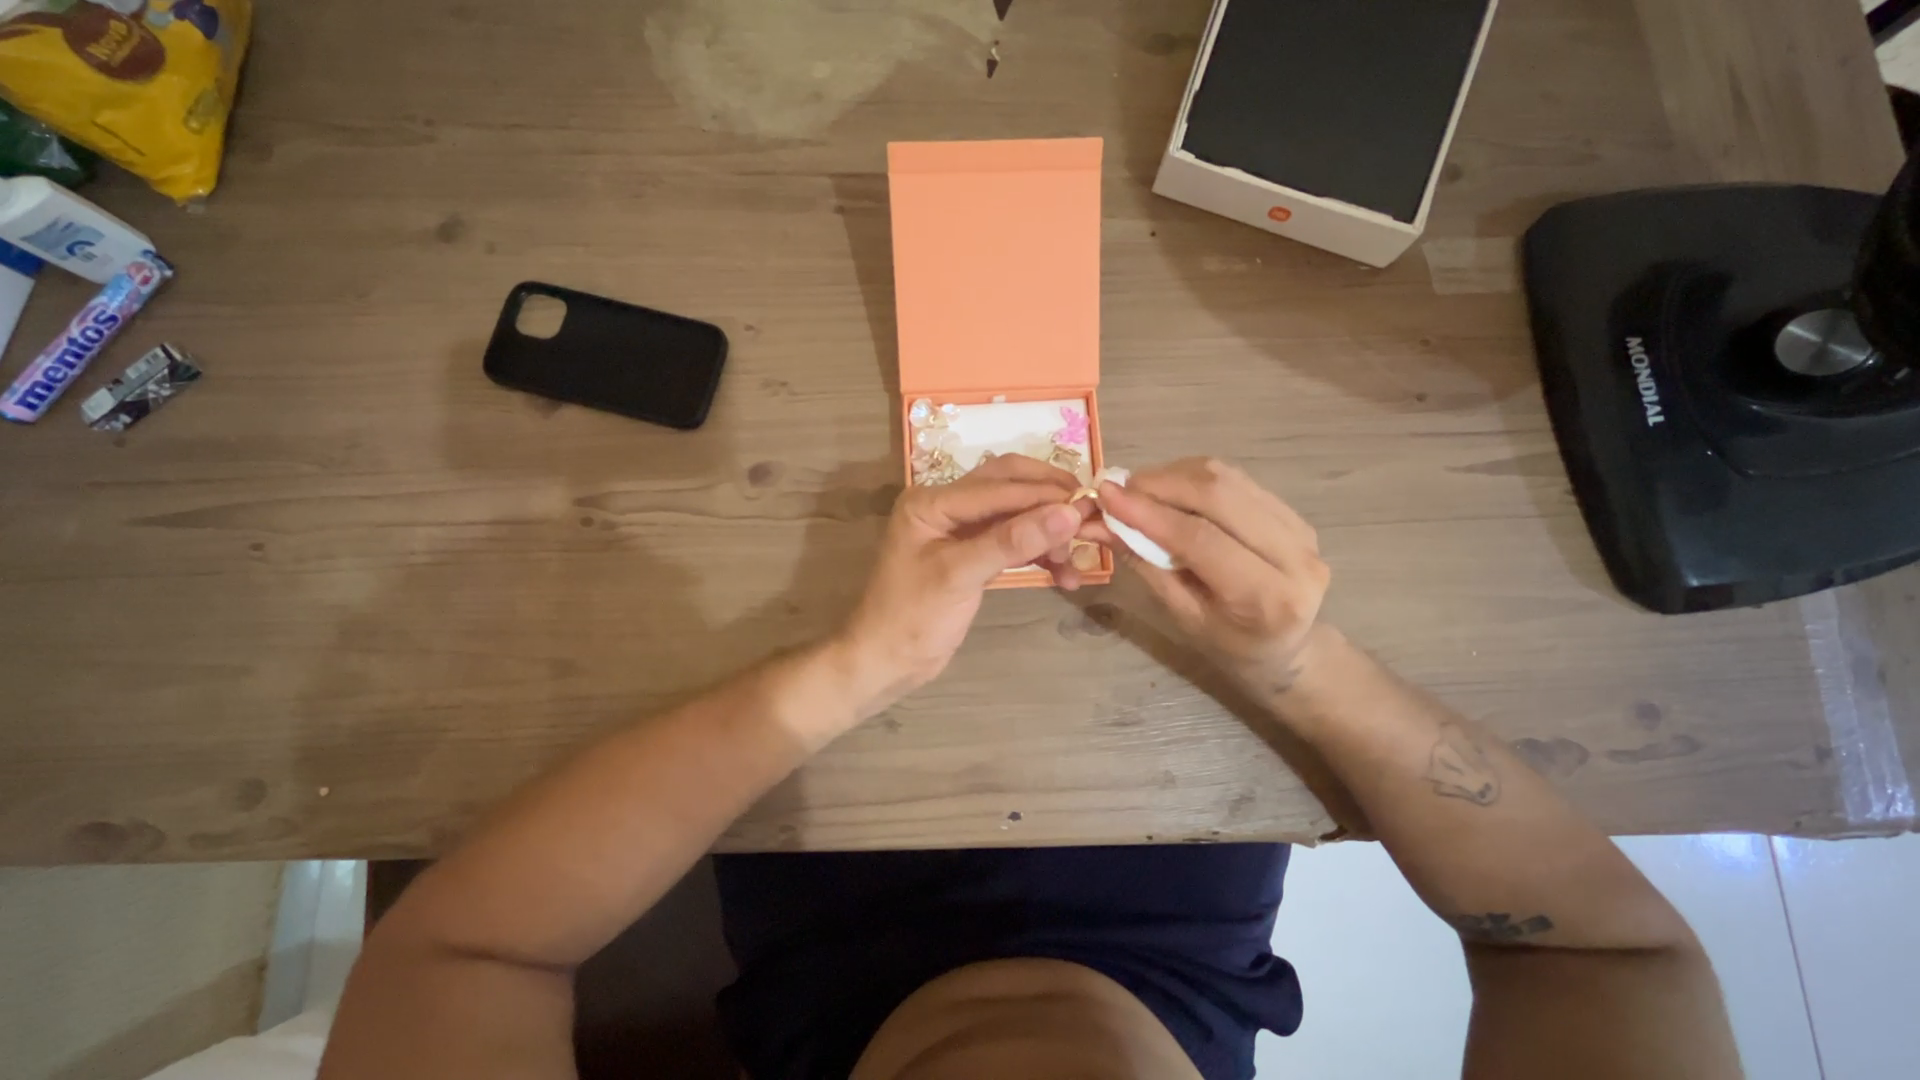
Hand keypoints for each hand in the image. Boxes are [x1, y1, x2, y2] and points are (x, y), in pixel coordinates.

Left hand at [835, 454, 1092, 716]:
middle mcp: (947, 506)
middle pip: (1010, 486)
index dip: (1044, 493)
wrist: (885, 663)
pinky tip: (1065, 573)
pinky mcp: (973, 554)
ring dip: (1048, 529)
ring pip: (1016, 514)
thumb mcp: (960, 576)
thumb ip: (1013, 541)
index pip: (999, 485)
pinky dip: (1039, 552)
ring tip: (1078, 554)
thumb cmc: (911, 618)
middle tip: (1091, 515)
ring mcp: (961, 530)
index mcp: (932, 501)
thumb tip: (1069, 512)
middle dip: (1051, 500)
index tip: (1089, 504)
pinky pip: (1014, 541)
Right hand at [1083, 458, 1330, 692]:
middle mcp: (1295, 557)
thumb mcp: (1182, 616)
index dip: (1150, 513)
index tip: (1106, 496)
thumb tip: (1099, 524)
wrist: (1286, 646)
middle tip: (1119, 488)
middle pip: (1220, 495)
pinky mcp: (1295, 512)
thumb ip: (1146, 565)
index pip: (1201, 540)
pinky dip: (1195, 478)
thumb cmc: (1228, 643)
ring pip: (1229, 479)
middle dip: (1161, 484)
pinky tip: (1171, 490)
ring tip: (1140, 489)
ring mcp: (1301, 529)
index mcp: (1268, 598)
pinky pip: (1238, 480)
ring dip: (1175, 476)